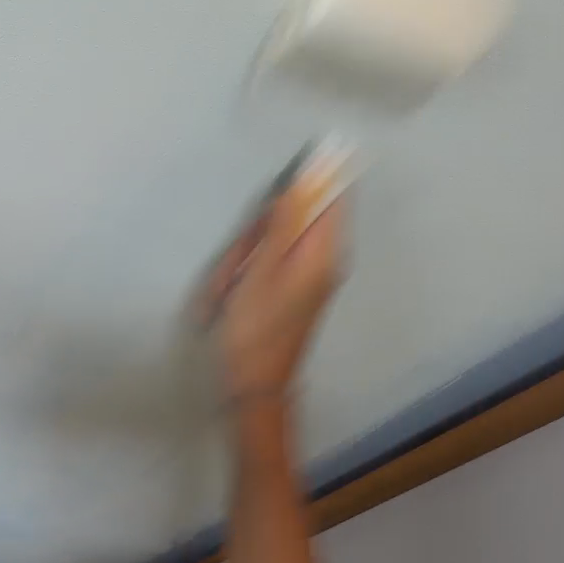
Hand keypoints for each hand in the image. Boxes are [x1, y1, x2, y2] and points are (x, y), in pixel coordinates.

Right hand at [198, 191, 346, 402]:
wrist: (254, 386)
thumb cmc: (253, 330)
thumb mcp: (259, 273)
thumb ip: (280, 225)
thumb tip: (302, 181)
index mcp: (324, 253)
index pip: (334, 194)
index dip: (314, 176)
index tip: (282, 181)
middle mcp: (325, 260)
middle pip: (299, 217)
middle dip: (261, 230)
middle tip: (239, 259)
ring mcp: (309, 277)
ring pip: (278, 241)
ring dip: (247, 256)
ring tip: (230, 286)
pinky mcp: (294, 290)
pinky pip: (272, 263)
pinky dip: (250, 272)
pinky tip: (232, 293)